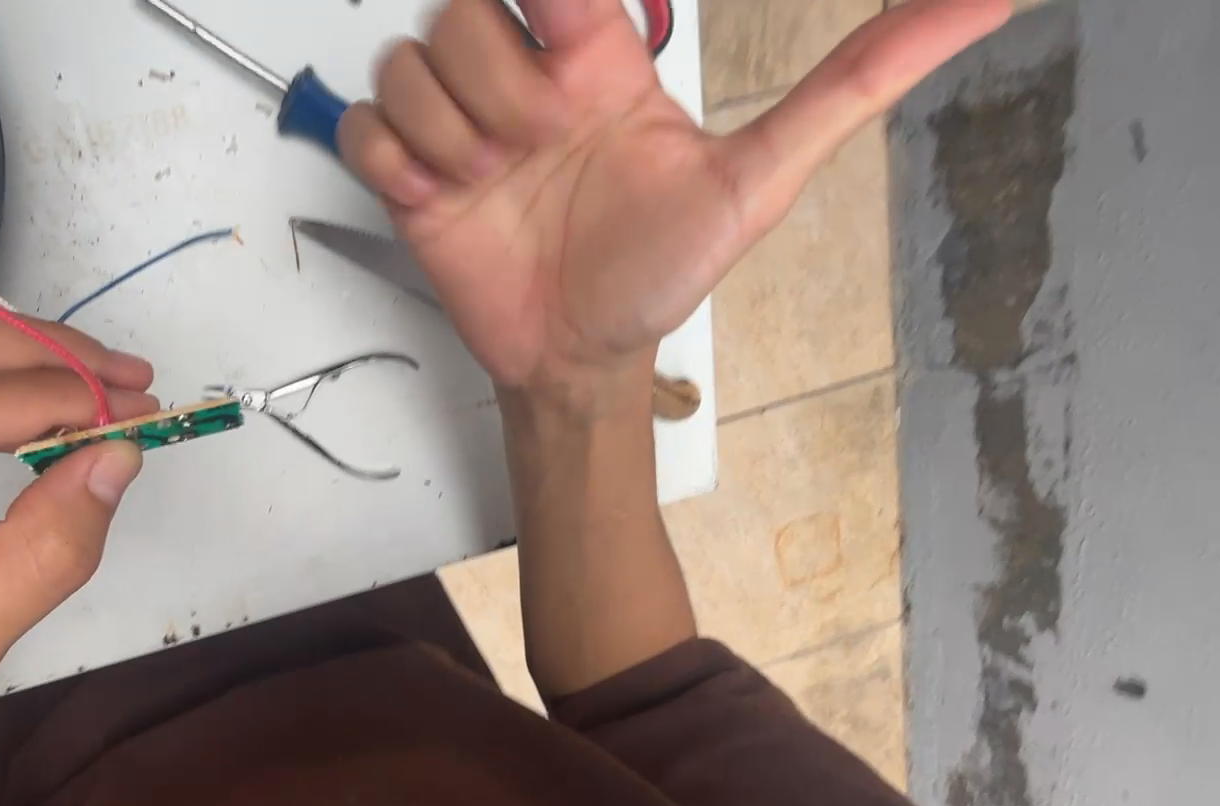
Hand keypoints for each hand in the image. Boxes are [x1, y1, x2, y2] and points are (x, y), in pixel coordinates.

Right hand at [341, 0, 1010, 399]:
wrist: (579, 356)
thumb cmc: (656, 276)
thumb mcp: (756, 183)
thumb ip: (852, 83)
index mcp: (598, 63)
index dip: (548, 1)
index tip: (572, 64)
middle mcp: (522, 88)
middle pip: (460, 12)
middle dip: (490, 79)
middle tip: (527, 149)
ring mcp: (460, 137)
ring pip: (406, 63)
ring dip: (438, 124)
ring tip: (480, 182)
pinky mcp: (412, 187)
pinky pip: (366, 133)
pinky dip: (387, 156)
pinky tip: (432, 193)